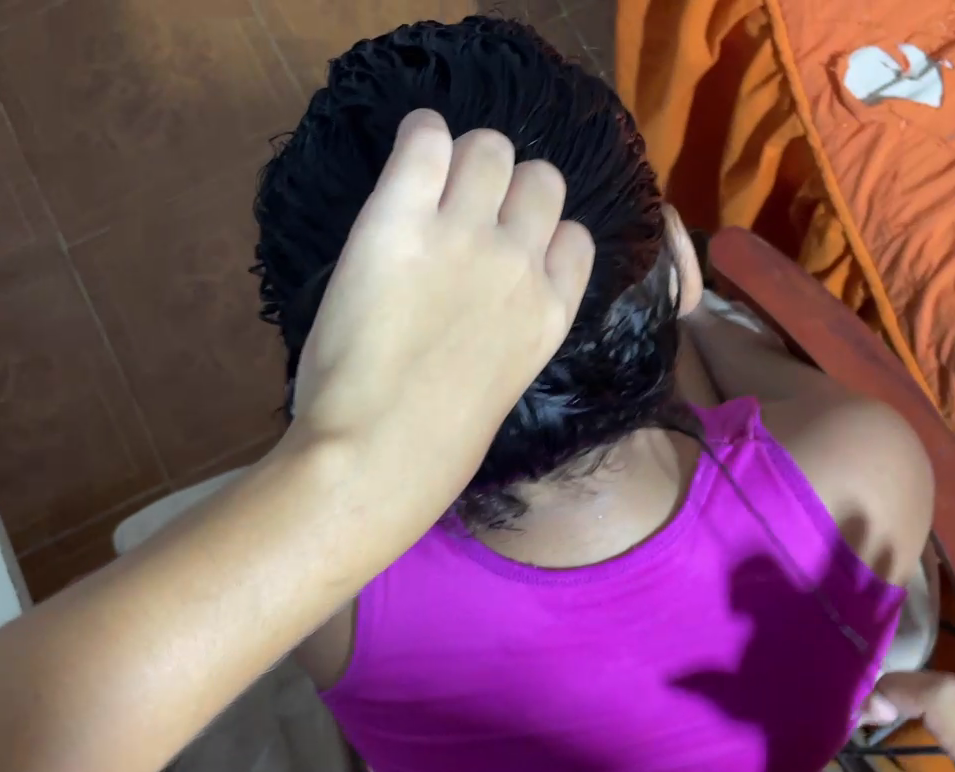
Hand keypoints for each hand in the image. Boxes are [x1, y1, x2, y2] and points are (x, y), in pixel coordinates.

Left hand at [286, 109, 594, 518]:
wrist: (379, 453)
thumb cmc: (436, 447)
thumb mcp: (500, 390)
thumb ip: (507, 335)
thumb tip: (479, 311)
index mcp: (551, 315)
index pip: (575, 238)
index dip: (541, 237)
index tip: (510, 252)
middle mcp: (521, 263)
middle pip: (541, 179)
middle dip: (507, 191)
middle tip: (464, 217)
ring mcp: (464, 235)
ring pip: (490, 147)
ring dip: (466, 160)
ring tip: (431, 190)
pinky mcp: (401, 218)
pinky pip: (426, 136)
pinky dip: (420, 139)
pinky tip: (405, 169)